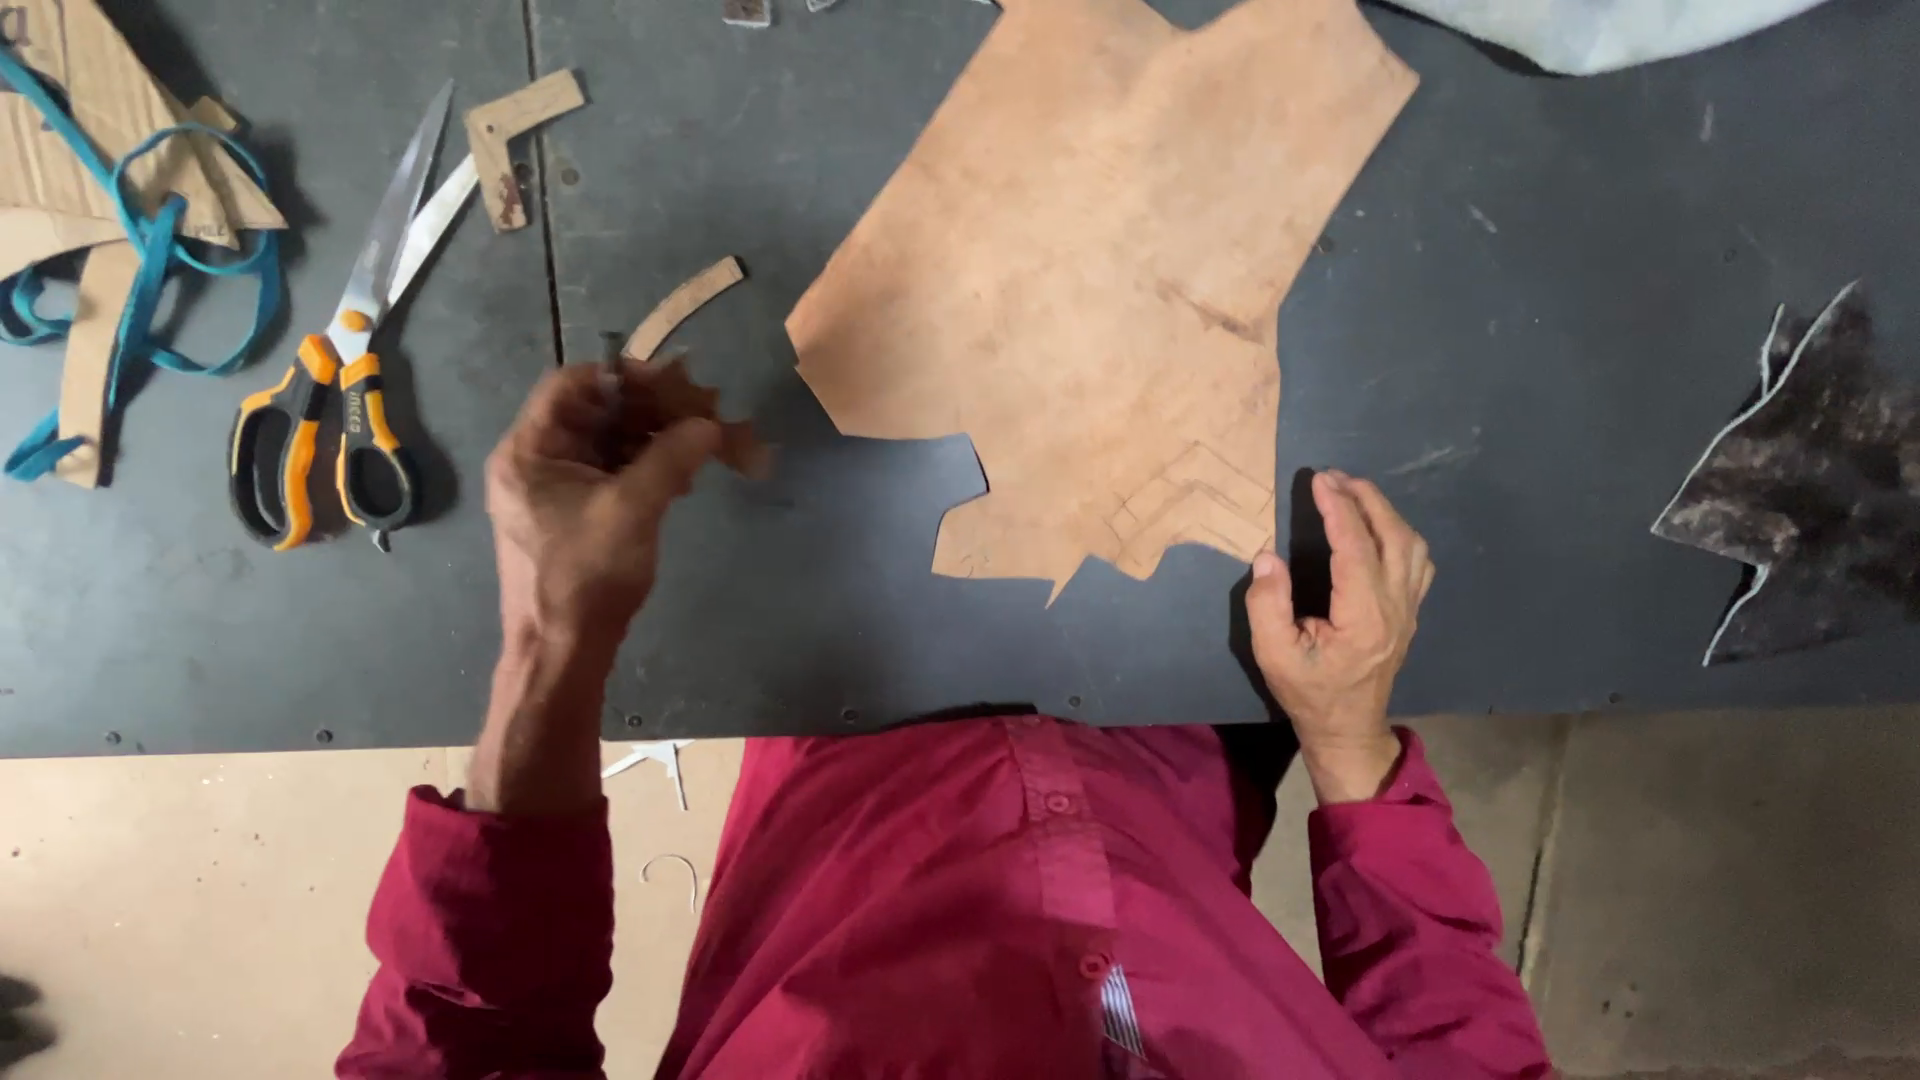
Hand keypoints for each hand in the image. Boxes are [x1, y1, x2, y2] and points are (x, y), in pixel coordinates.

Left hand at [485, 362, 720, 646]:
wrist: (561, 648)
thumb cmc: (586, 576)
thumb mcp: (633, 509)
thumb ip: (670, 459)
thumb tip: (708, 425)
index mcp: (530, 452)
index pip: (571, 385)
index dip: (624, 376)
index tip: (676, 385)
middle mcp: (535, 463)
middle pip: (592, 413)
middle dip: (648, 410)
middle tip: (698, 413)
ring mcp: (552, 490)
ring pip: (605, 444)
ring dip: (651, 439)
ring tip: (697, 445)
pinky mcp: (572, 514)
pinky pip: (610, 473)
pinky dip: (644, 467)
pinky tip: (679, 478)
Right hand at [1245, 470, 1433, 802]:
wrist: (1346, 727)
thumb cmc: (1307, 691)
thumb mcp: (1272, 654)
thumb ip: (1266, 604)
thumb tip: (1267, 557)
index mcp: (1364, 617)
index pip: (1355, 548)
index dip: (1337, 509)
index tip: (1319, 480)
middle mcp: (1396, 608)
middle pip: (1393, 537)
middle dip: (1365, 499)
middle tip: (1334, 476)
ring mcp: (1409, 610)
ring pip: (1412, 546)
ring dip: (1385, 512)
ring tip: (1353, 492)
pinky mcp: (1410, 612)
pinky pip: (1417, 561)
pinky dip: (1399, 533)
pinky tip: (1377, 526)